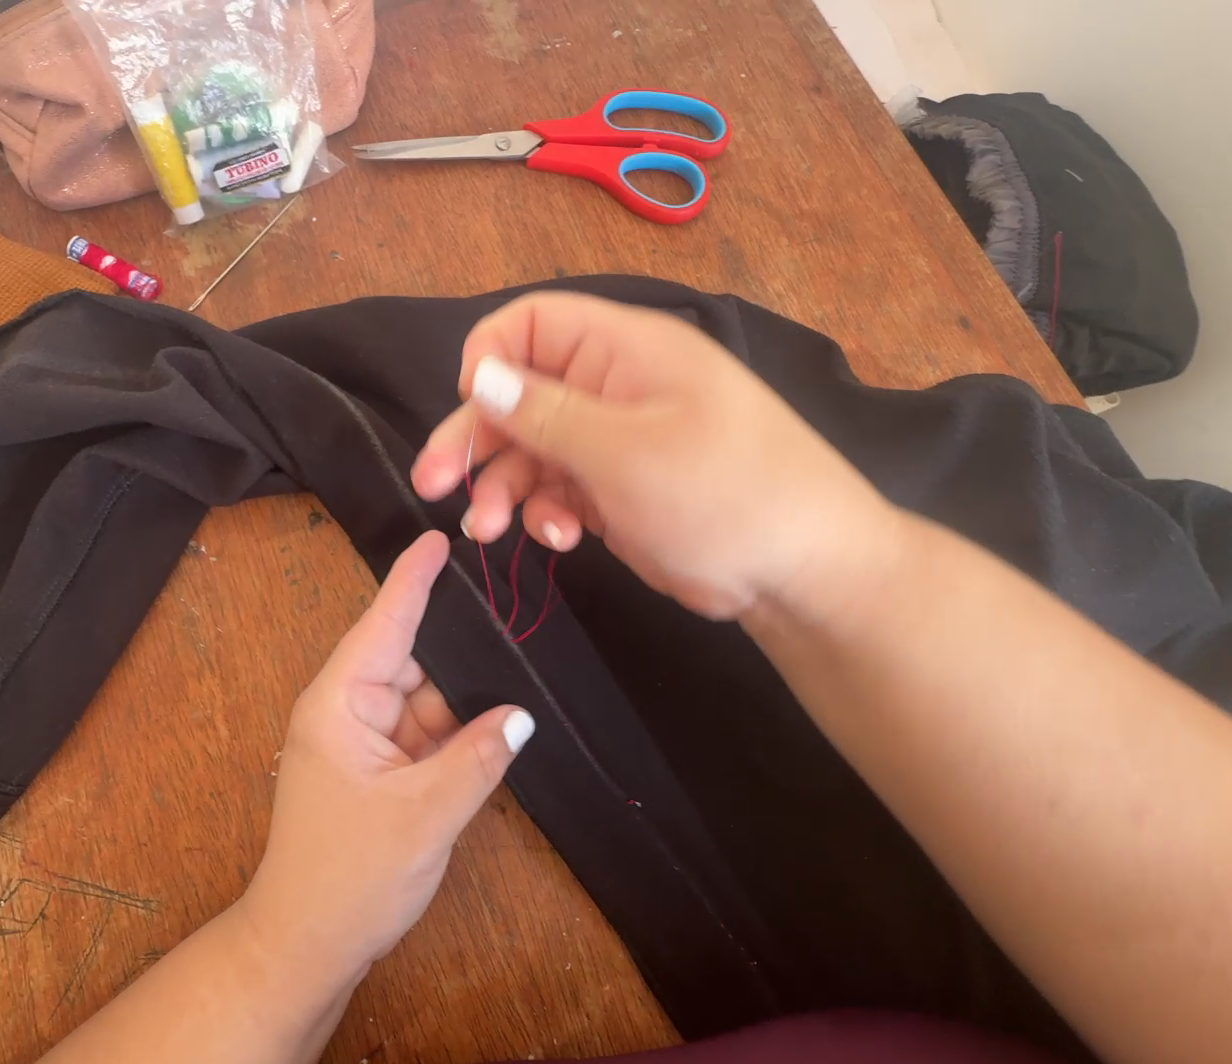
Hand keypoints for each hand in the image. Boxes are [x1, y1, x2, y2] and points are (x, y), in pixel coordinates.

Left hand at [239, 531, 534, 976]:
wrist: (309, 944)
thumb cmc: (350, 876)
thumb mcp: (425, 815)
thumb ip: (478, 758)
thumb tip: (523, 715)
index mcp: (339, 703)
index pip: (384, 624)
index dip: (413, 580)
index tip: (440, 537)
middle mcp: (348, 709)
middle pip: (412, 658)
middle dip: (460, 649)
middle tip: (514, 616)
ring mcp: (365, 738)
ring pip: (425, 696)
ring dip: (464, 699)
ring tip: (517, 677)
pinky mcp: (380, 766)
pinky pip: (426, 730)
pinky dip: (457, 731)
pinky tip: (497, 724)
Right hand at [410, 292, 899, 619]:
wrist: (798, 571)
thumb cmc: (722, 494)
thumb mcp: (625, 452)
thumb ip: (545, 413)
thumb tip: (479, 374)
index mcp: (621, 351)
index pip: (530, 324)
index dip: (489, 358)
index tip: (469, 408)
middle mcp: (610, 387)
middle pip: (517, 396)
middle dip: (475, 440)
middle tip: (432, 486)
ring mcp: (612, 441)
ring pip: (530, 450)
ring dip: (505, 487)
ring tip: (489, 530)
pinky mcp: (613, 488)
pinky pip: (558, 489)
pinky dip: (547, 512)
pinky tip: (560, 539)